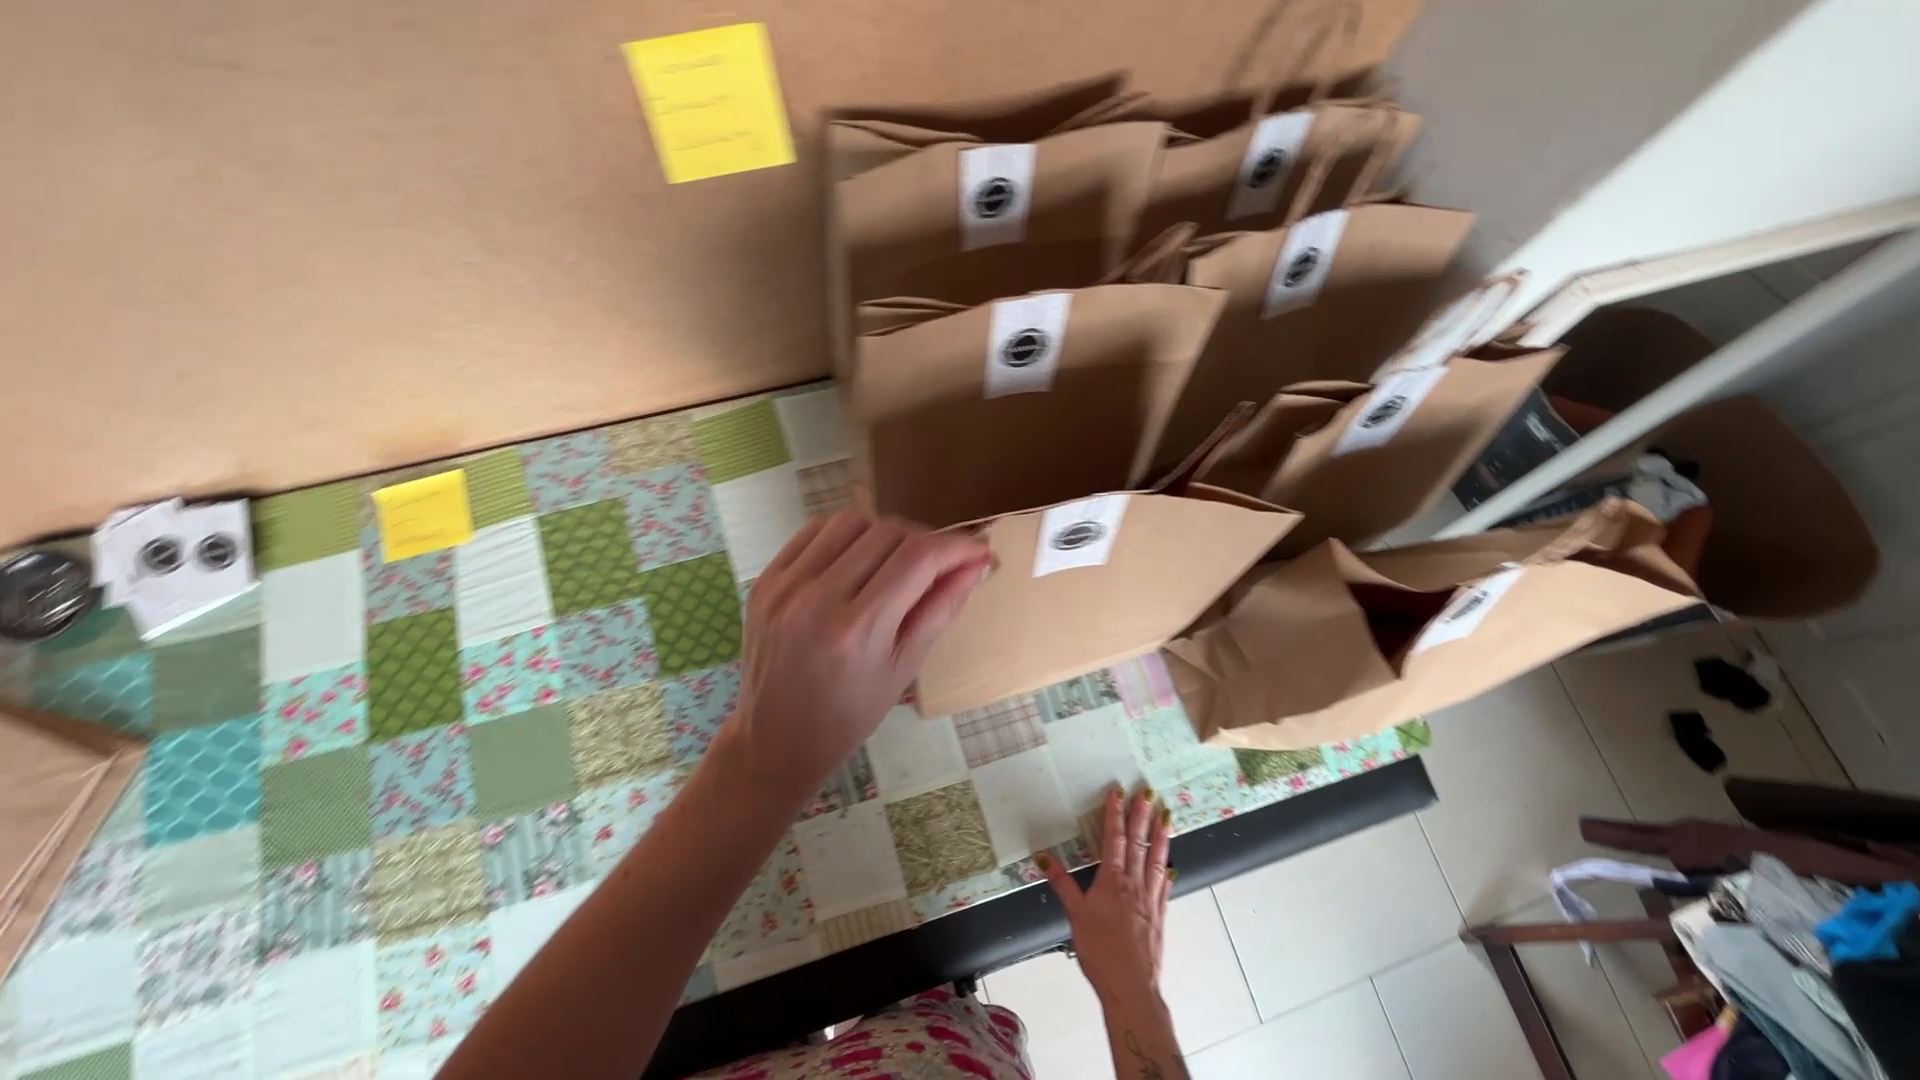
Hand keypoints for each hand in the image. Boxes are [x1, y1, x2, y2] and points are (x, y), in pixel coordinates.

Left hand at [731, 511, 991, 796]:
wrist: (776, 739)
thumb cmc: (849, 716)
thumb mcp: (904, 669)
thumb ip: (941, 609)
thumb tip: (977, 562)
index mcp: (858, 631)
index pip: (918, 559)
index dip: (956, 545)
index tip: (978, 549)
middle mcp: (817, 599)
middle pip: (888, 533)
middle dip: (925, 540)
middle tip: (939, 563)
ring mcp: (784, 586)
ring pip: (851, 521)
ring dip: (885, 533)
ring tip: (895, 561)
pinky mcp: (765, 580)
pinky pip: (814, 531)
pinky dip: (845, 535)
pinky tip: (857, 558)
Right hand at [1040, 787, 1172, 1005]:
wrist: (1131, 987)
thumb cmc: (1100, 952)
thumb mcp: (1075, 916)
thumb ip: (1062, 884)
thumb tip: (1043, 858)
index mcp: (1112, 881)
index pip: (1114, 839)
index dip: (1116, 814)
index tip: (1118, 792)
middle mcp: (1134, 884)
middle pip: (1139, 843)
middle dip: (1142, 815)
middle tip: (1147, 792)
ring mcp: (1150, 899)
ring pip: (1157, 859)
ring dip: (1161, 836)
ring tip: (1167, 815)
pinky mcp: (1160, 915)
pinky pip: (1165, 886)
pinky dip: (1167, 871)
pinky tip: (1170, 865)